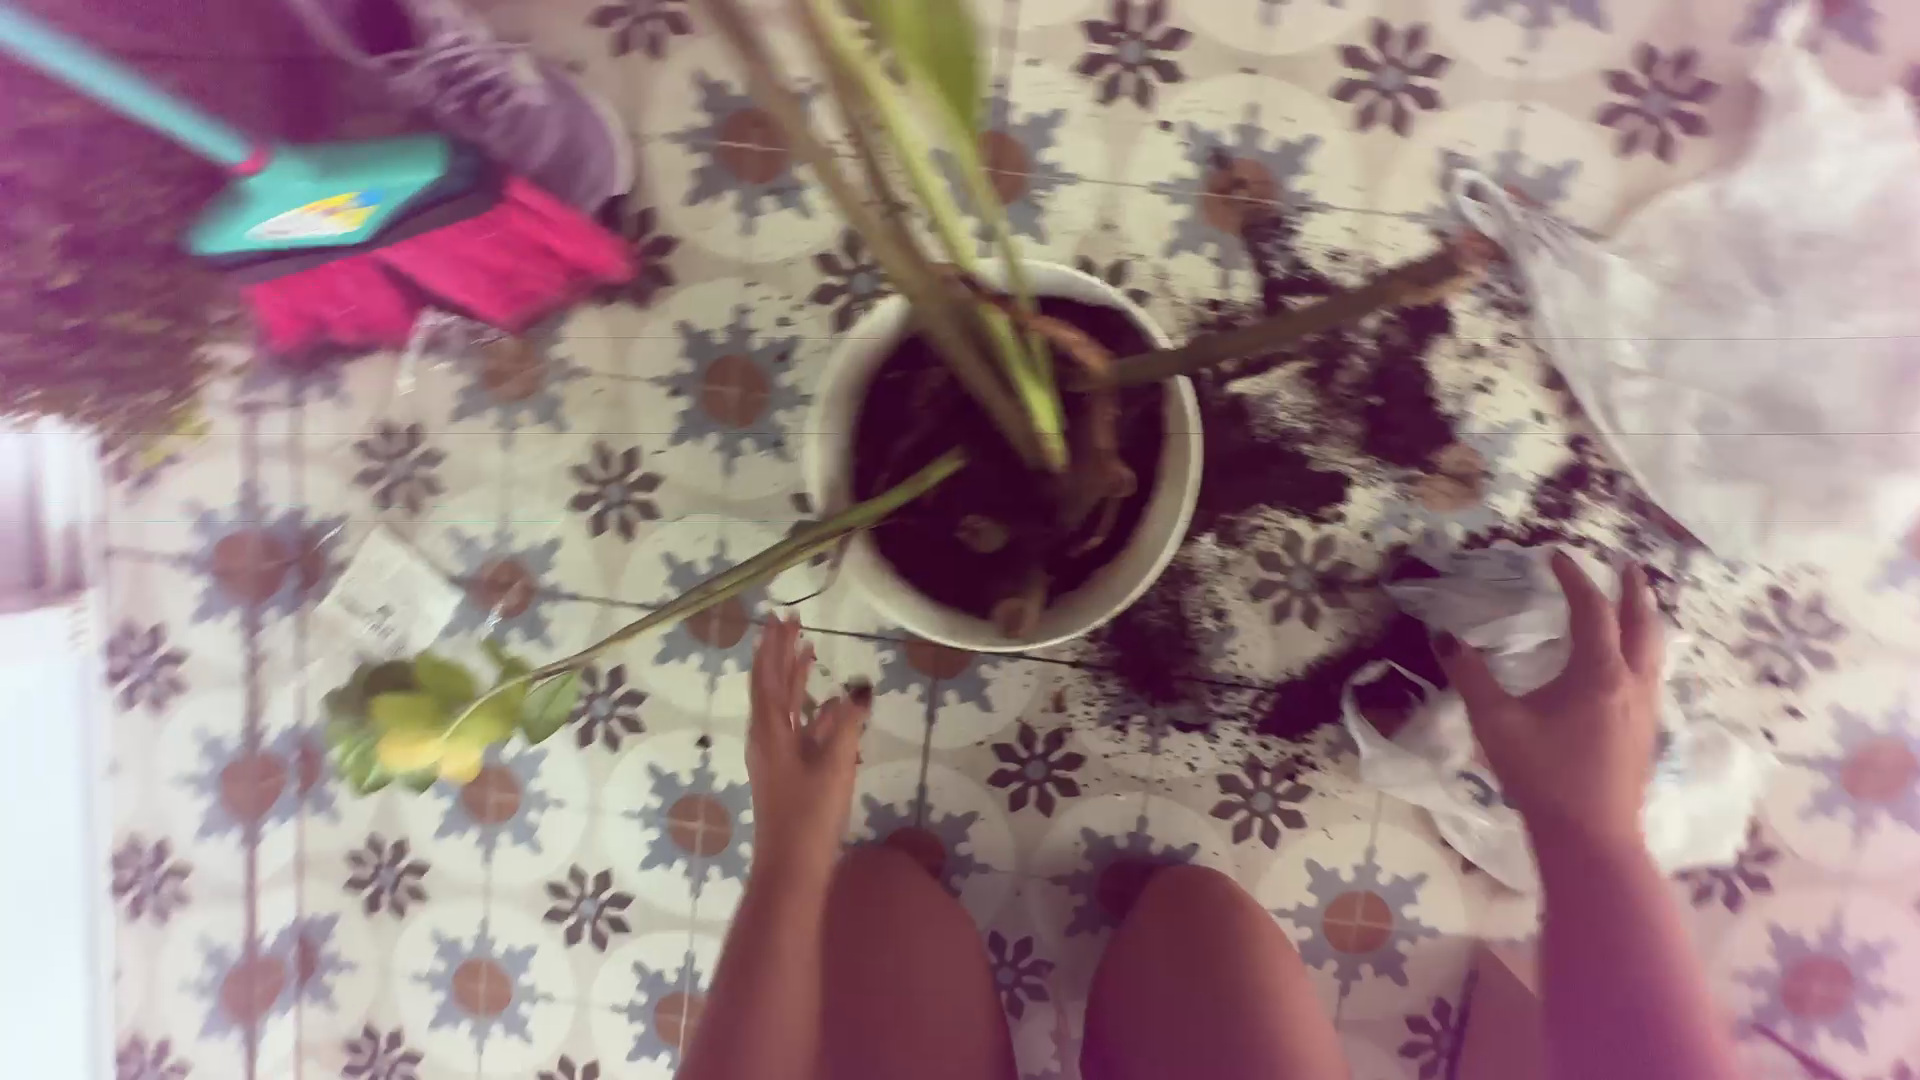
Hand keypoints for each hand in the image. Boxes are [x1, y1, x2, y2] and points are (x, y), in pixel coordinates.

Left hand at [746, 616, 867, 881]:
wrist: (791, 867)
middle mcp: (766, 736)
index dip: (775, 645)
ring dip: (793, 677)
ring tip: (807, 651)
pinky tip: (829, 704)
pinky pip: (795, 726)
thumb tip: (861, 687)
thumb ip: (848, 721)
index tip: (782, 616)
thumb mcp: (835, 763)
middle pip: (771, 684)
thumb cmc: (810, 814)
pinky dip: (809, 708)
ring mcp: (774, 754)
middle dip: (780, 653)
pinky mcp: (785, 769)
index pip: (770, 675)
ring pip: (782, 705)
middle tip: (791, 623)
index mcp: (770, 730)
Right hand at [1435, 551, 1663, 848]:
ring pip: (1655, 650)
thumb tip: (1443, 634)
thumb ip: (1468, 673)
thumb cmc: (1539, 772)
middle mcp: (1632, 685)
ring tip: (1635, 603)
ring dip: (1645, 619)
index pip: (1591, 612)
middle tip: (1625, 564)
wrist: (1588, 834)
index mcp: (1598, 675)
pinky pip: (1652, 672)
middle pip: (1642, 625)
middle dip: (1633, 591)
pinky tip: (1627, 661)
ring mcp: (1645, 709)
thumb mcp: (1493, 719)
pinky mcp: (1644, 731)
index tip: (1555, 555)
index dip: (1573, 580)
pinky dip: (1643, 648)